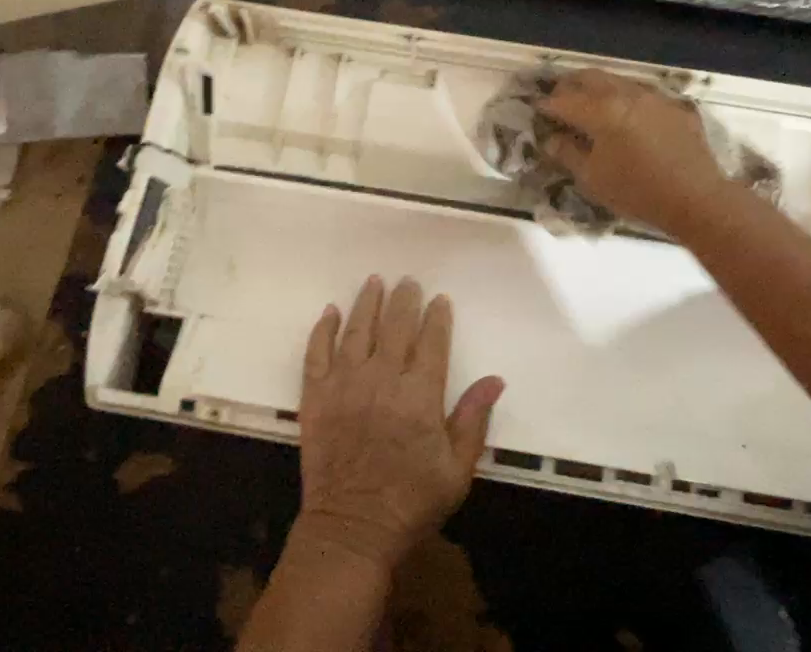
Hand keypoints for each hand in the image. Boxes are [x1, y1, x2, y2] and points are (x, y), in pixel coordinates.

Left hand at [297, 276, 505, 568]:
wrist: (352, 529)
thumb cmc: (411, 503)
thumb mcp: (457, 469)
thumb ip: (473, 420)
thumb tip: (495, 379)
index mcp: (420, 396)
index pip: (432, 343)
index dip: (437, 318)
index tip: (440, 300)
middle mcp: (382, 380)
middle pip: (395, 327)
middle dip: (404, 300)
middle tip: (408, 281)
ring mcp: (344, 385)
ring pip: (356, 331)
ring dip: (366, 303)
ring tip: (374, 281)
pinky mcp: (315, 396)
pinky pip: (316, 352)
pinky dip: (322, 329)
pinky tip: (329, 311)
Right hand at [538, 68, 730, 237]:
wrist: (697, 199)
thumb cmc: (637, 192)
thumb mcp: (592, 178)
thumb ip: (567, 153)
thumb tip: (551, 138)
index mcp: (600, 110)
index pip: (563, 100)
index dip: (546, 106)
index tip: (536, 111)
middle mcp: (626, 94)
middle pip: (589, 77)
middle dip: (569, 86)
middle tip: (559, 100)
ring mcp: (654, 97)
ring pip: (617, 80)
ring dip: (598, 88)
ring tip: (589, 105)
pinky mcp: (675, 106)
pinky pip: (643, 93)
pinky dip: (625, 99)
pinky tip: (626, 117)